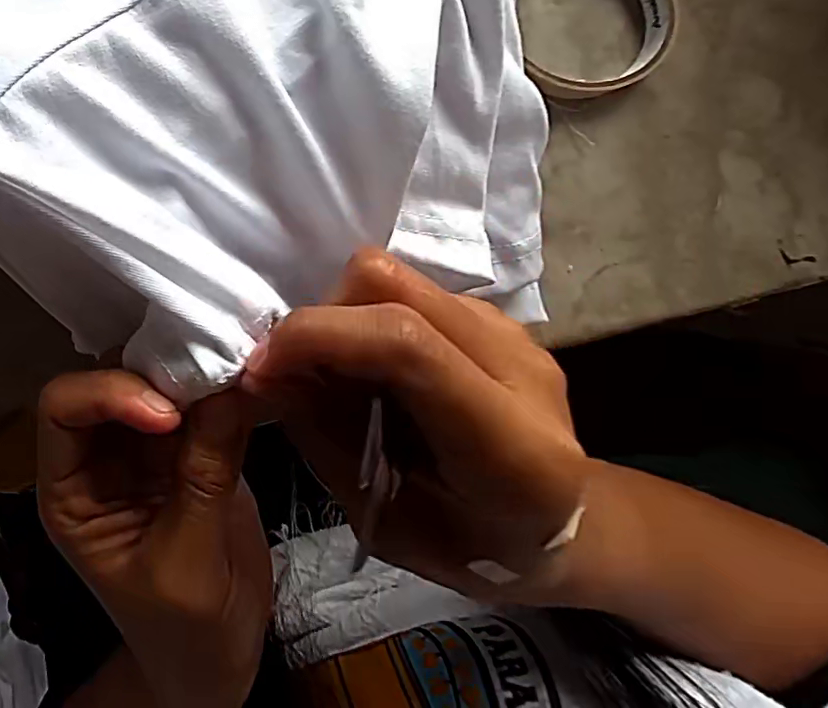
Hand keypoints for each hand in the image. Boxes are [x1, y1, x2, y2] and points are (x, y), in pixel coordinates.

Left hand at [37, 372, 269, 707]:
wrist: (219, 659)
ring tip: (237, 371)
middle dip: (158, 371)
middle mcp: (104, 457)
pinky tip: (252, 385)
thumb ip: (205, 478)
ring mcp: (150, 448)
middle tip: (212, 374)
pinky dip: (225, 389)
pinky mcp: (194, 446)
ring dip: (196, 372)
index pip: (64, 410)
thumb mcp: (188, 564)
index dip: (108, 395)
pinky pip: (203, 401)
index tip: (168, 416)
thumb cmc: (184, 632)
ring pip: (160, 379)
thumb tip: (228, 393)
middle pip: (113, 378)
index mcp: (74, 490)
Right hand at [240, 249, 590, 604]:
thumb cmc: (477, 551)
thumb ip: (326, 436)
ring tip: (337, 374)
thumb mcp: (389, 521)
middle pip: (393, 284)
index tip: (262, 366)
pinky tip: (378, 370)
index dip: (319, 336)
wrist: (565, 527)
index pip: (406, 344)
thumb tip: (264, 373)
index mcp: (507, 442)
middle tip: (295, 371)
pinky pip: (412, 291)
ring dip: (345, 315)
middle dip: (324, 316)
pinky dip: (371, 318)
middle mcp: (516, 363)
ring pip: (397, 277)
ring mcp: (510, 329)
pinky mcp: (495, 315)